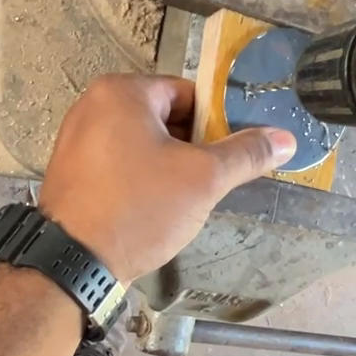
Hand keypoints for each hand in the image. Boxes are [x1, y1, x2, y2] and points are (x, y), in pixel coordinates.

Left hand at [39, 74, 296, 282]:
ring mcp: (76, 140)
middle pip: (164, 119)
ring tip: (178, 203)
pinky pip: (118, 167)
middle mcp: (92, 106)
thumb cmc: (138, 210)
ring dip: (167, 170)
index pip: (188, 95)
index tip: (227, 158)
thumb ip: (245, 155)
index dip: (215, 126)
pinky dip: (139, 183)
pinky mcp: (71, 173)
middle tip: (206, 185)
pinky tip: (149, 212)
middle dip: (190, 151)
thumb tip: (285, 139)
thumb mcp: (203, 180)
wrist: (74, 263)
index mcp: (122, 92)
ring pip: (141, 146)